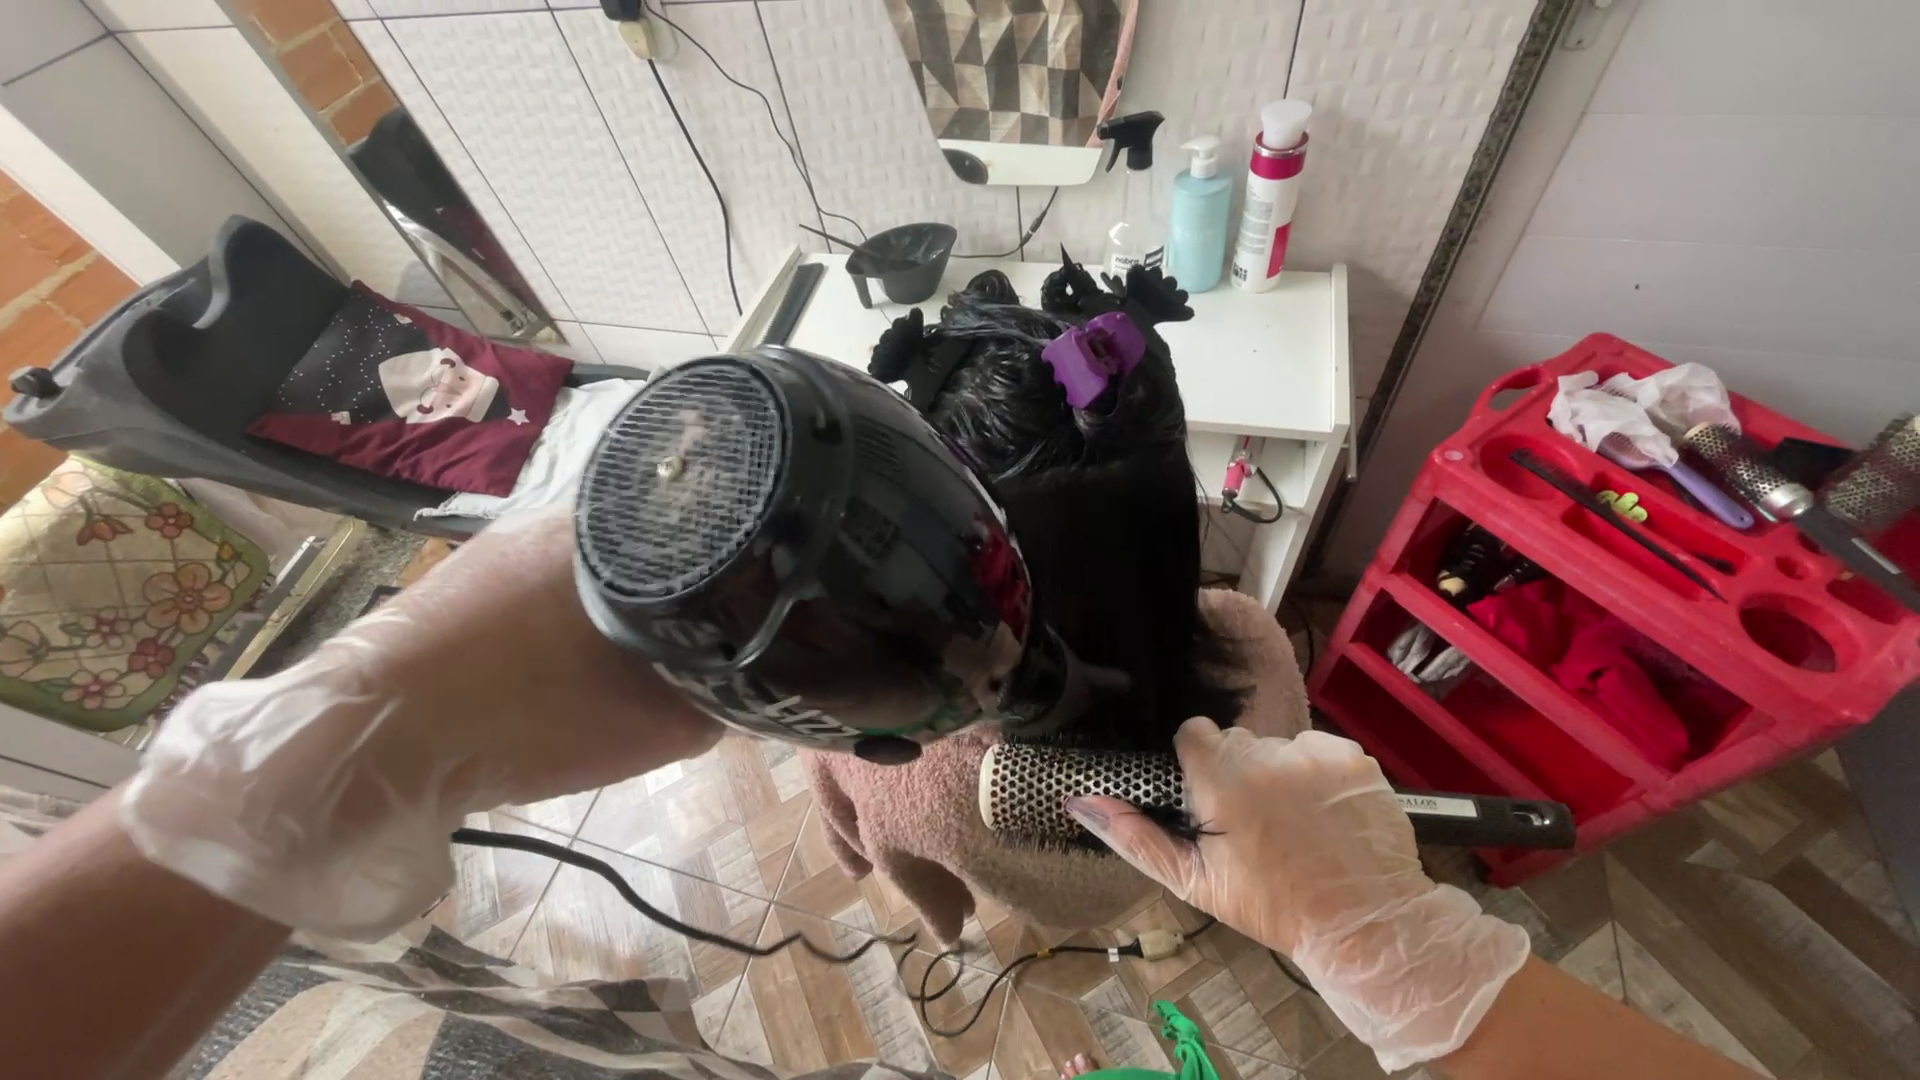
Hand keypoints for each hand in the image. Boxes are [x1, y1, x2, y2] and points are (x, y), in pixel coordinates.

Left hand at [121, 507, 720, 939]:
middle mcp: (561, 521)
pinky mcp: (468, 575)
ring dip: (627, 601)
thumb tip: (741, 692)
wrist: (359, 749)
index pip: (706, 528)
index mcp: (613, 537)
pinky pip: (551, 581)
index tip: (747, 607)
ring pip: (604, 564)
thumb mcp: (644, 732)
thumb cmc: (518, 724)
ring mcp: (507, 543)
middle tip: (698, 639)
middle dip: (682, 589)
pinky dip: (576, 611)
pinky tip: (570, 656)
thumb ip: (710, 706)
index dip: (734, 570)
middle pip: (657, 544)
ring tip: (639, 651)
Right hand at [1067, 719, 1528, 1071]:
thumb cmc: (1272, 906)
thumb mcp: (1195, 881)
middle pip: (1236, 739)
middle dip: (1237, 769)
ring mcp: (1316, 753)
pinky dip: (1316, 771)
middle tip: (1253, 818)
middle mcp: (1268, 754)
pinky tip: (1324, 809)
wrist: (1367, 925)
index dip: (1198, 762)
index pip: (1194, 732)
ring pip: (1276, 744)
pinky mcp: (1354, 756)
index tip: (1210, 796)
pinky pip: (1317, 747)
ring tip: (1293, 818)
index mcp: (1224, 781)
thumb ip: (1134, 837)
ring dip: (1277, 770)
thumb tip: (1078, 801)